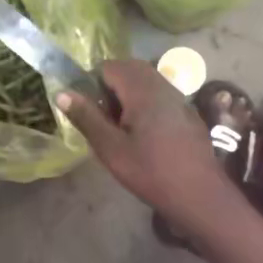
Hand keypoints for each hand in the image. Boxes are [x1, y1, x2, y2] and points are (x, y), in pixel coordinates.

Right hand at [59, 60, 231, 221]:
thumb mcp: (110, 148)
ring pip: (146, 81)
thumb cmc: (151, 172)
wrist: (200, 196)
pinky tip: (143, 134)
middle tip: (102, 117)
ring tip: (119, 126)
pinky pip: (160, 95)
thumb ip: (86, 117)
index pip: (109, 66)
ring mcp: (179, 99)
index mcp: (143, 91)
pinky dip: (144, 103)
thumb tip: (62, 93)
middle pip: (129, 69)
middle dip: (110, 85)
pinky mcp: (187, 113)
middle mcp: (163, 87)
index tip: (88, 110)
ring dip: (127, 94)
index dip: (92, 83)